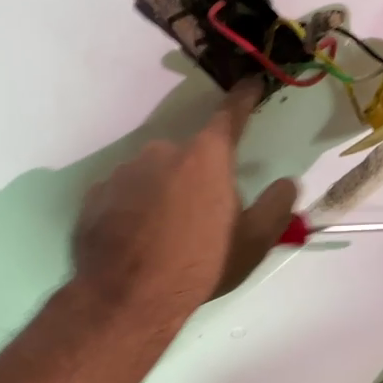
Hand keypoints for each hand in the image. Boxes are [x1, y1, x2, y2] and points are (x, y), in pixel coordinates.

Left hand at [71, 80, 297, 324]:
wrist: (129, 298)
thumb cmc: (203, 265)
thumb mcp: (254, 242)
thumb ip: (276, 206)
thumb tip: (287, 183)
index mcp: (206, 158)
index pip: (230, 116)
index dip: (244, 100)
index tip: (251, 85)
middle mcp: (162, 152)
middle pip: (190, 156)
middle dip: (199, 177)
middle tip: (206, 217)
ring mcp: (123, 172)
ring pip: (154, 175)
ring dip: (165, 193)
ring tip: (169, 235)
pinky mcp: (95, 196)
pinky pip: (124, 194)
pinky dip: (136, 208)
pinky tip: (140, 240)